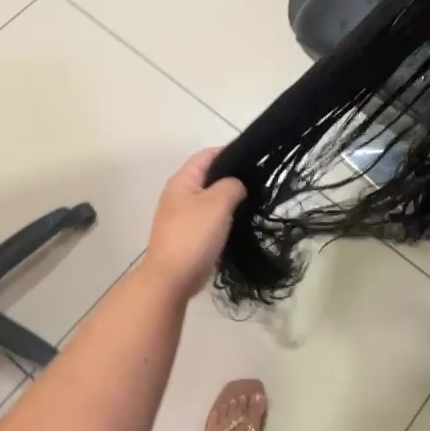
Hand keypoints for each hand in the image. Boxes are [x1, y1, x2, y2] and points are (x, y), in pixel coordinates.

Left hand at [139, 148, 245, 297]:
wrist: (172, 278)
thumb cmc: (194, 235)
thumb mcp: (218, 203)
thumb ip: (232, 185)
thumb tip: (237, 186)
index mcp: (182, 181)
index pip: (207, 155)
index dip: (230, 152)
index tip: (254, 159)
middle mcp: (179, 195)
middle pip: (208, 176)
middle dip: (231, 177)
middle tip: (257, 183)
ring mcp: (182, 216)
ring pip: (210, 199)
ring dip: (228, 200)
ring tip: (252, 202)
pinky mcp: (188, 235)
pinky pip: (209, 218)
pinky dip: (223, 218)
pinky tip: (239, 223)